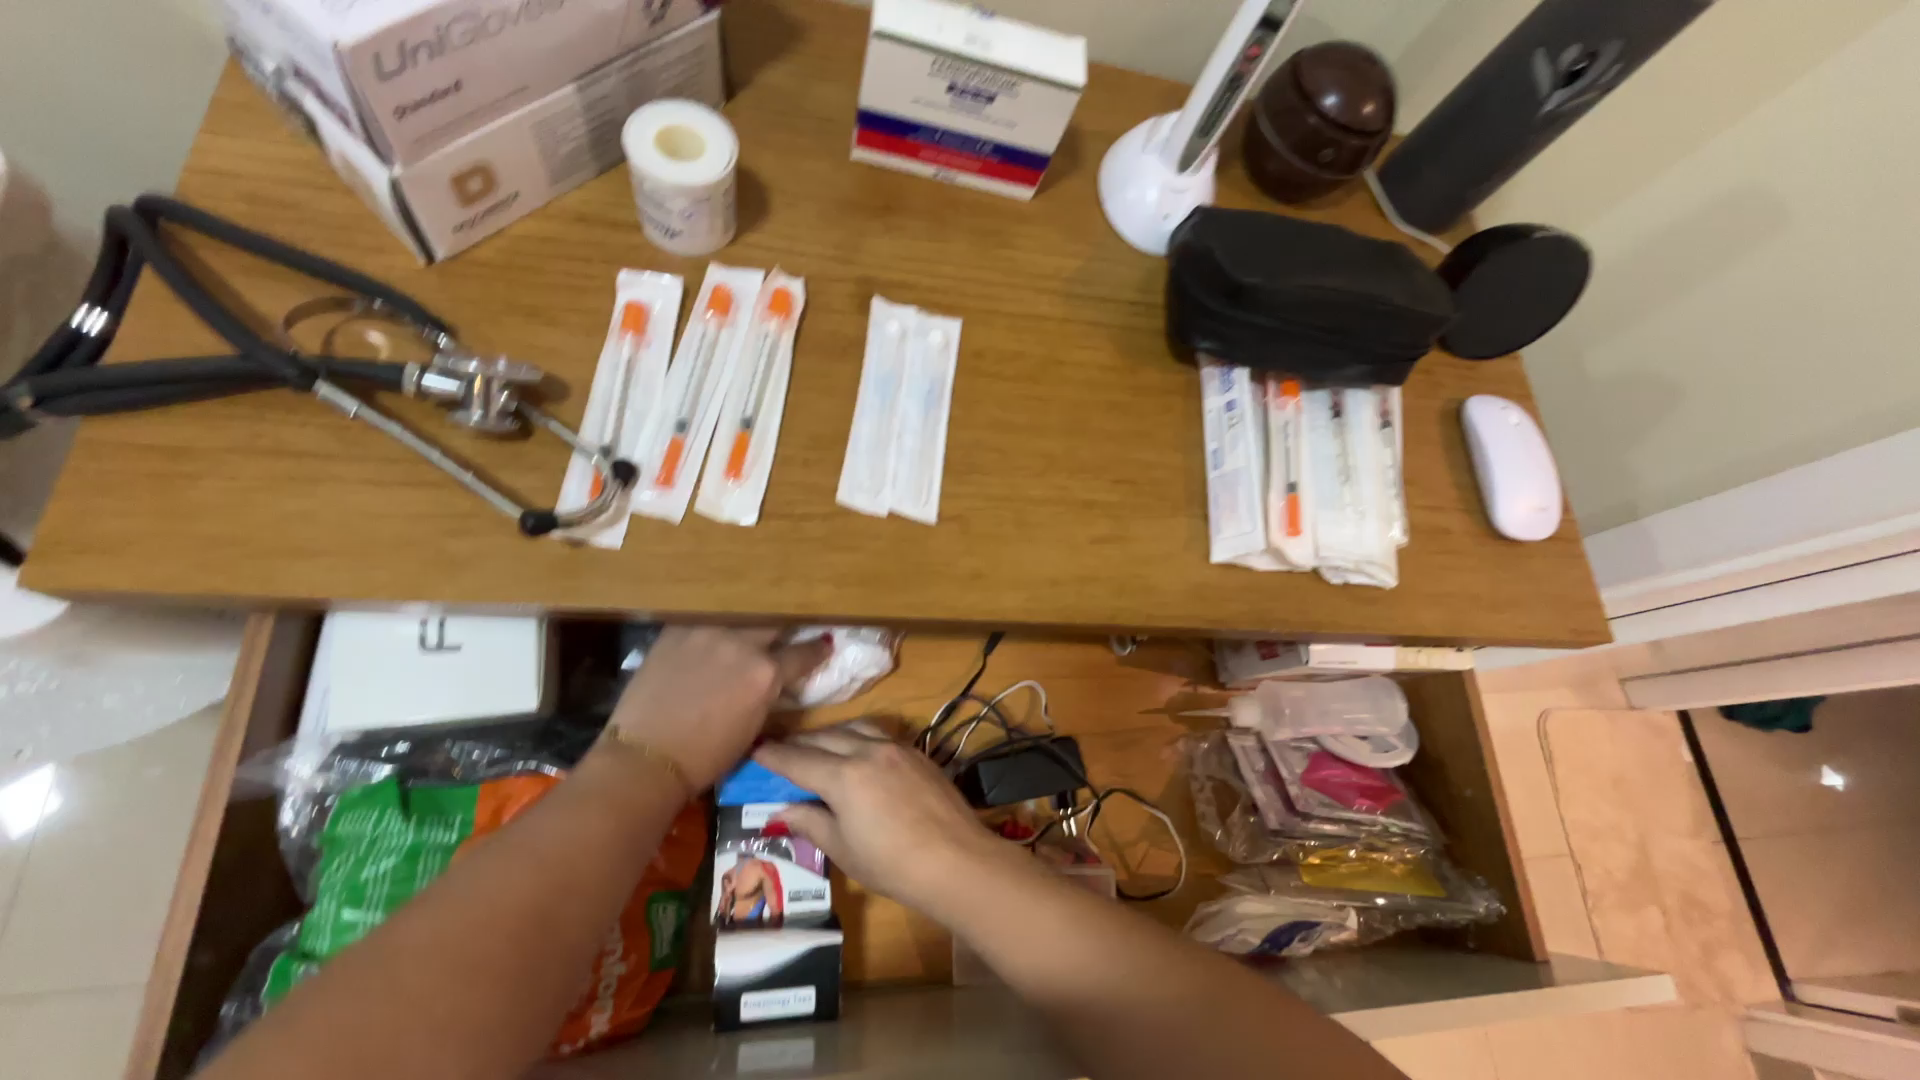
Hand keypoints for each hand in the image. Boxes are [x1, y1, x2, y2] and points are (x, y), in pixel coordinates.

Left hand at [609, 626, 829, 791]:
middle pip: (775, 621)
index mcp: (766, 673)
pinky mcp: (677, 630)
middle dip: (786, 625)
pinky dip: (715, 626)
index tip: (825, 642)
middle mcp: (741, 644)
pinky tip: (713, 633)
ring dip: (750, 623)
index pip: (804, 653)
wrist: (646, 757)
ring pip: (740, 616)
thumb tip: (777, 680)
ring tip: (748, 627)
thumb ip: (769, 694)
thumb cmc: (705, 757)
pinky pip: (705, 619)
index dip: (817, 649)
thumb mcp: (754, 726)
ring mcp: (706, 632)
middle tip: (788, 628)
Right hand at [752, 728, 1029, 918]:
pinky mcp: (918, 754)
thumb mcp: (843, 849)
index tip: (755, 749)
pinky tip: (858, 751)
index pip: (798, 760)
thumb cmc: (892, 864)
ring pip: (855, 727)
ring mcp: (897, 749)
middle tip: (780, 747)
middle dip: (799, 742)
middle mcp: (868, 751)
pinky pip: (880, 734)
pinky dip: (859, 737)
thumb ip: (811, 823)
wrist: (957, 860)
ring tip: (818, 745)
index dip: (773, 755)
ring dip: (831, 733)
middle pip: (824, 738)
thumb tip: (783, 810)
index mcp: (843, 776)